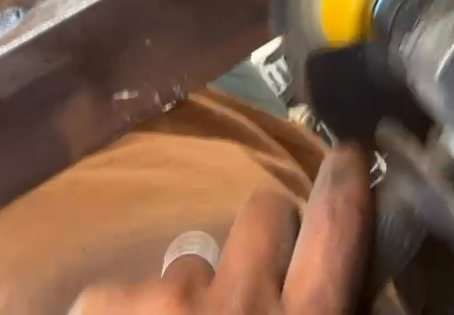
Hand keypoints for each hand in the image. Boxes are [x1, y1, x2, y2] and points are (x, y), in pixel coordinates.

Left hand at [71, 146, 371, 313]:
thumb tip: (331, 302)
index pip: (338, 230)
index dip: (345, 184)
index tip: (348, 153)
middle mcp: (242, 302)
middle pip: (265, 213)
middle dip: (264, 235)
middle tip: (250, 286)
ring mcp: (170, 298)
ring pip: (190, 261)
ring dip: (188, 300)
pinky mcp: (105, 305)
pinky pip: (122, 293)